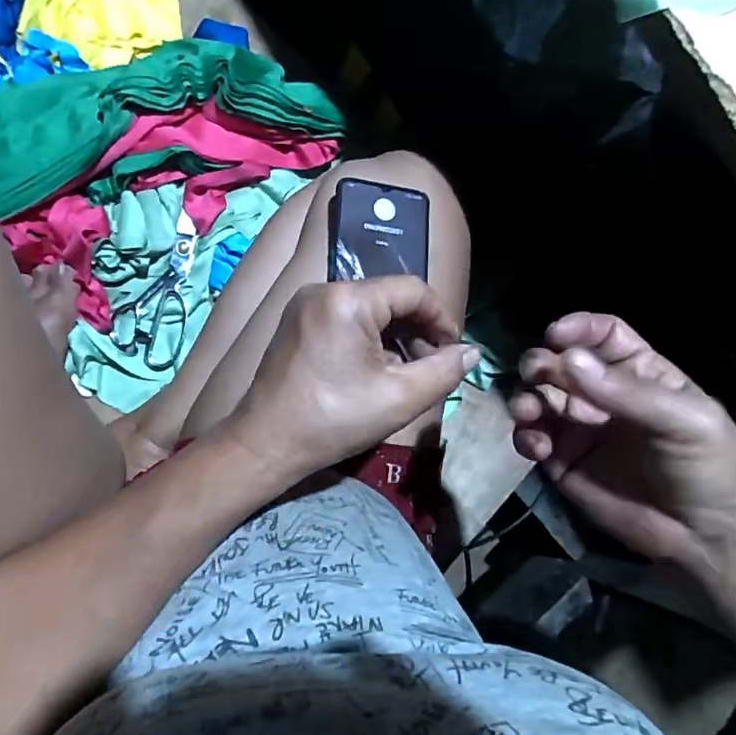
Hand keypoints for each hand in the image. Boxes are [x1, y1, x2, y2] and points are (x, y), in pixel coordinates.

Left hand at [228, 278, 478, 480]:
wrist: (265, 444)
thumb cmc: (334, 420)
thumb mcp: (400, 398)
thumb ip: (444, 371)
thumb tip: (471, 353)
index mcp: (349, 299)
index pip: (413, 290)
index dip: (442, 319)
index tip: (453, 352)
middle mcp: (324, 290)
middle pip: (389, 298)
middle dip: (418, 330)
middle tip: (432, 367)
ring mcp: (305, 305)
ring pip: (368, 310)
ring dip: (394, 337)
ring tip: (406, 375)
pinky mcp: (295, 323)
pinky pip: (344, 320)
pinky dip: (368, 341)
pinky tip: (374, 373)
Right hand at [511, 313, 735, 580]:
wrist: (708, 540)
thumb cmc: (712, 469)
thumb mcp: (685, 422)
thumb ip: (626, 392)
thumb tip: (567, 360)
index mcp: (640, 373)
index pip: (603, 336)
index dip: (578, 329)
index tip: (555, 336)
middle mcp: (603, 396)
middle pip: (560, 364)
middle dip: (541, 365)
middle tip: (536, 376)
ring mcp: (580, 429)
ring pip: (538, 399)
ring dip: (526, 399)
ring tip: (529, 414)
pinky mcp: (563, 463)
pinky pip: (532, 439)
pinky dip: (525, 437)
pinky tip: (536, 448)